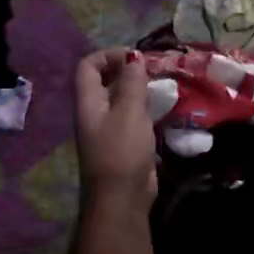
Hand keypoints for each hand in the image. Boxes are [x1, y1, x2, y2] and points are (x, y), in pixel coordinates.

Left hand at [74, 48, 157, 203]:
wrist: (123, 198)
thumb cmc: (122, 151)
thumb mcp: (129, 111)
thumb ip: (132, 82)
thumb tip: (134, 58)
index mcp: (88, 101)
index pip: (88, 65)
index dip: (108, 55)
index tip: (134, 57)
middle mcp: (96, 111)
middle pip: (105, 80)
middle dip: (128, 70)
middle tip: (153, 70)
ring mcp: (110, 127)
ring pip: (122, 97)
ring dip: (141, 89)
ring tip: (163, 85)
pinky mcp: (126, 141)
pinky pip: (134, 115)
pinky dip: (147, 107)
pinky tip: (165, 107)